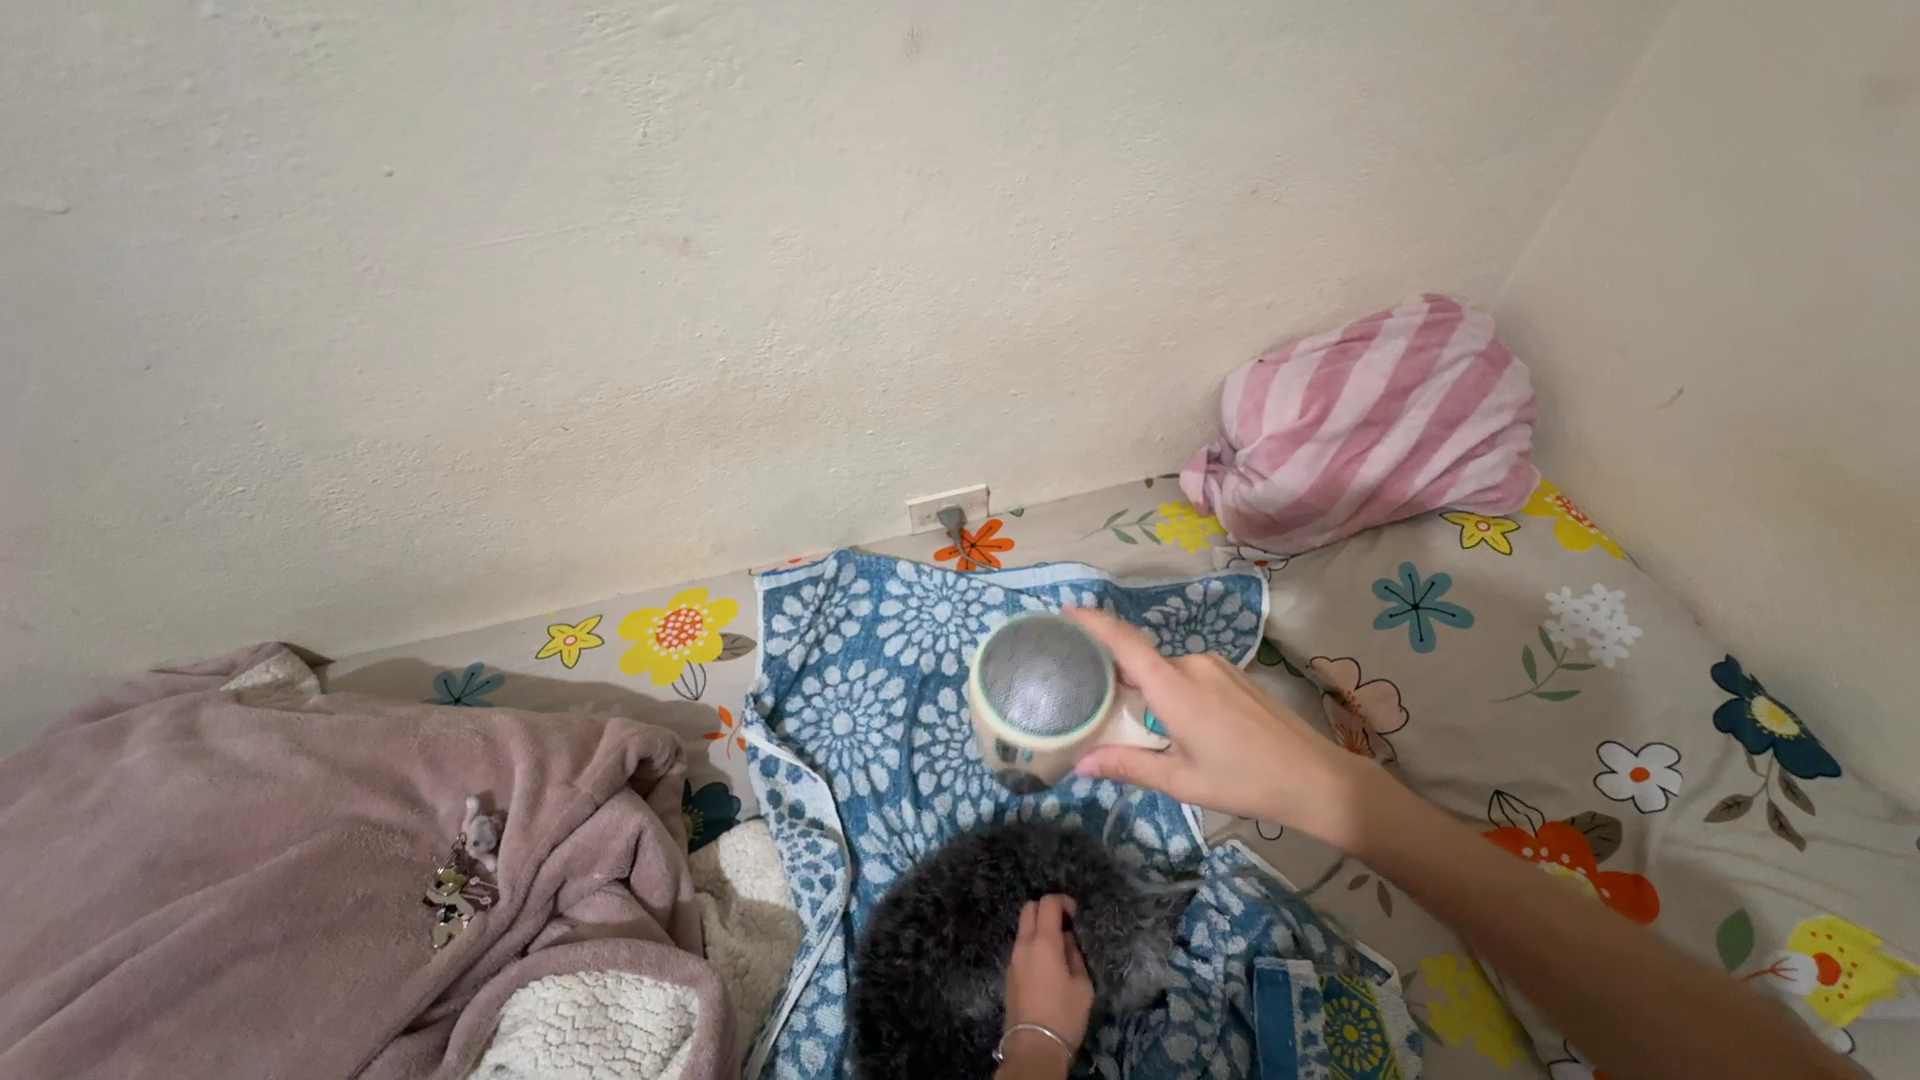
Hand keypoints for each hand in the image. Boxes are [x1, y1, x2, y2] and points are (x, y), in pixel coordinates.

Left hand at [1000, 895, 1093, 1075]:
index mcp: (1043, 942)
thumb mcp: (1082, 985)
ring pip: (1022, 928)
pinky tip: (1047, 964)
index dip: (1062, 900)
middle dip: (1046, 908)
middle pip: (1029, 908)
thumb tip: (1067, 939)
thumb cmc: (1064, 1015)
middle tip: (1064, 923)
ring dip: (1038, 927)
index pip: (1047, 903)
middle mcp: (1023, 944)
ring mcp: (1013, 959)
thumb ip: (1075, 955)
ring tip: (1058, 947)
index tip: (1075, 913)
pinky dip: (1032, 944)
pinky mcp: (1009, 974)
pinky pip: (1020, 947)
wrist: (1033, 1047)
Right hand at [1064, 607, 1380, 849]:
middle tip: (1094, 705)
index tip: (1064, 613)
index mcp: (1173, 685)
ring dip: (1146, 690)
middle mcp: (1192, 664)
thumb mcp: (1179, 780)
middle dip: (1116, 678)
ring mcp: (1218, 666)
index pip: (1123, 640)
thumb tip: (1081, 764)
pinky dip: (1170, 691)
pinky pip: (1188, 674)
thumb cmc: (1244, 781)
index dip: (1091, 622)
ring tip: (1136, 724)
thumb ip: (1127, 765)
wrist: (1317, 779)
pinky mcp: (1234, 675)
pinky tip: (1177, 724)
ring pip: (1164, 670)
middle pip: (1140, 661)